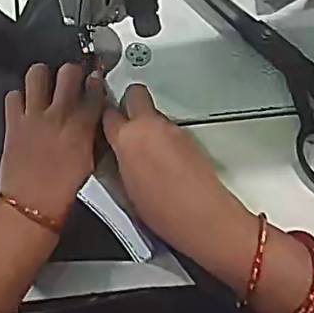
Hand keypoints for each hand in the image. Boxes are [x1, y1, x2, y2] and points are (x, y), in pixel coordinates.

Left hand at [0, 62, 104, 225]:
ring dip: (41, 76)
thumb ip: (92, 136)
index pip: (95, 90)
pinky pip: (12, 95)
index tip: (95, 80)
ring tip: (44, 83)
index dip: (96, 81)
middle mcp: (59, 116)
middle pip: (68, 72)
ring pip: (36, 74)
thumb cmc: (61, 192)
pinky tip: (23, 105)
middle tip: (70, 77)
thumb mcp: (88, 162)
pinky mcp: (13, 121)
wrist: (31, 205)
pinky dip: (17, 98)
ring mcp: (34, 116)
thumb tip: (94, 121)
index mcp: (82, 127)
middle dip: (71, 71)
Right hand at [103, 84, 252, 273]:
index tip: (106, 127)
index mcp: (126, 138)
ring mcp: (173, 129)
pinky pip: (170, 129)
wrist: (206, 218)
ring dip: (148, 125)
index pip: (108, 113)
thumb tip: (116, 155)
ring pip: (154, 113)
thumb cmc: (167, 212)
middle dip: (129, 102)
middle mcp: (150, 126)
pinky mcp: (190, 137)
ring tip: (148, 154)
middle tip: (126, 121)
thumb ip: (117, 162)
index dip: (106, 120)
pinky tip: (166, 163)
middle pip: (135, 94)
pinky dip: (165, 138)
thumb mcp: (125, 189)